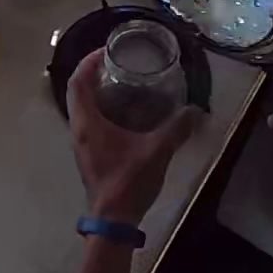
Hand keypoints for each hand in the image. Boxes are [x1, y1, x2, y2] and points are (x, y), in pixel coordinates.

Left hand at [67, 48, 202, 223]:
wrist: (113, 221)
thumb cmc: (128, 181)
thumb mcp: (157, 150)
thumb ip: (177, 128)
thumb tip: (196, 111)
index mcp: (87, 123)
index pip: (77, 82)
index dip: (88, 62)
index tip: (106, 50)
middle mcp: (79, 129)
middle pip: (77, 92)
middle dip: (93, 73)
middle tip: (117, 63)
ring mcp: (82, 143)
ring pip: (82, 108)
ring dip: (97, 92)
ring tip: (123, 83)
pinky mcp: (89, 154)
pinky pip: (90, 122)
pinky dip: (102, 109)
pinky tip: (126, 113)